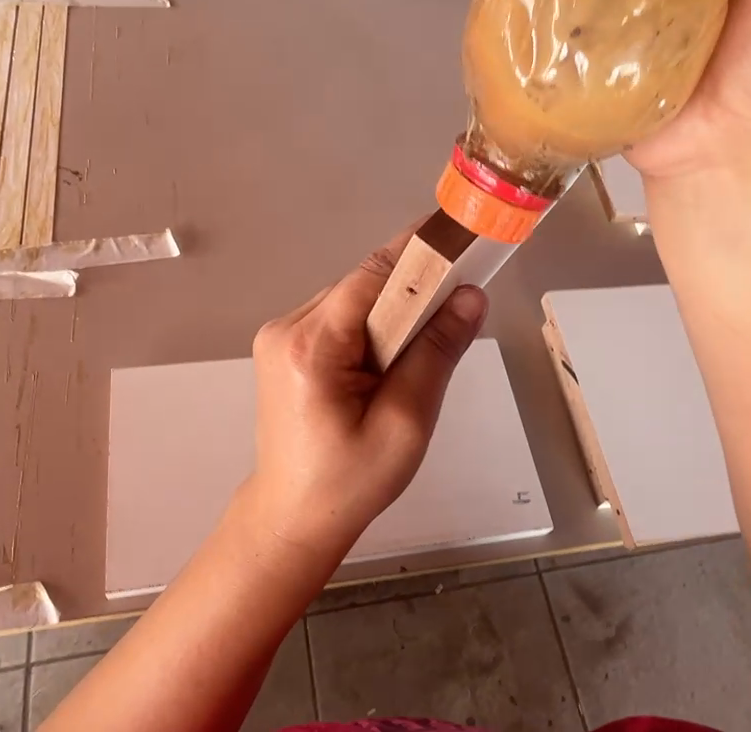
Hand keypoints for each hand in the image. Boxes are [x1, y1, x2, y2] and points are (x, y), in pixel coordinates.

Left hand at [244, 232, 488, 557]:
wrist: (293, 518)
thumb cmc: (350, 481)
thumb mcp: (406, 422)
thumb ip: (437, 353)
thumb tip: (471, 295)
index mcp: (310, 345)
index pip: (372, 276)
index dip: (418, 252)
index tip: (459, 234)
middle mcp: (287, 327)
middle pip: (361, 285)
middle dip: (411, 288)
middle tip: (459, 294)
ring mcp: (280, 335)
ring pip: (352, 299)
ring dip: (391, 310)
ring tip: (428, 336)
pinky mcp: (284, 347)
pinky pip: (339, 317)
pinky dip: (371, 325)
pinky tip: (393, 354)